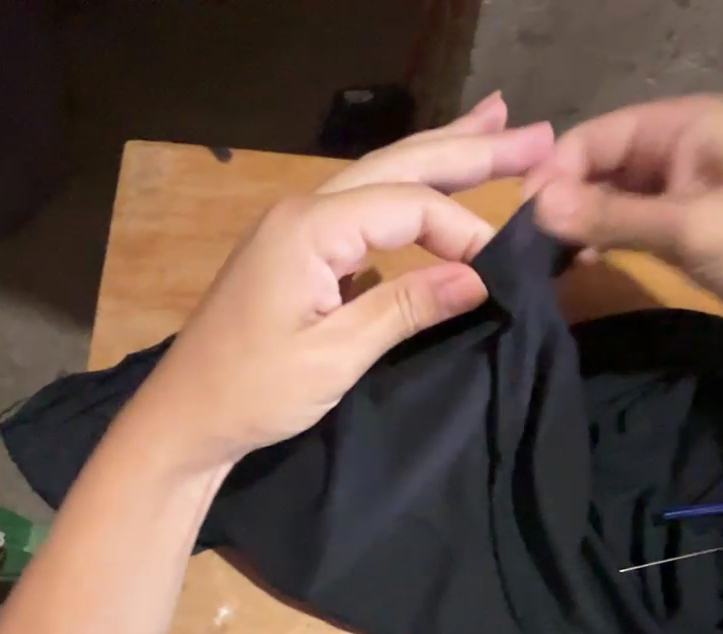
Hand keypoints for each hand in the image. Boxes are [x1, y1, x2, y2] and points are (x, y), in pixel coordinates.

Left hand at [126, 93, 552, 472]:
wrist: (185, 417)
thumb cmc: (252, 392)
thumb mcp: (335, 356)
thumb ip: (404, 308)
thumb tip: (477, 279)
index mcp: (310, 227)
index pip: (408, 206)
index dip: (463, 231)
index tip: (503, 269)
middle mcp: (302, 210)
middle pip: (397, 165)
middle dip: (468, 148)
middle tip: (536, 135)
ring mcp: (294, 228)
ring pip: (378, 177)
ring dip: (439, 156)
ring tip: (496, 128)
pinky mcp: (294, 252)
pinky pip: (361, 209)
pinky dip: (405, 194)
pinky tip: (430, 188)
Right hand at [526, 96, 722, 335]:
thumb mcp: (689, 226)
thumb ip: (612, 216)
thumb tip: (536, 207)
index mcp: (682, 125)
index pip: (594, 138)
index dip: (554, 175)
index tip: (523, 223)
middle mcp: (675, 146)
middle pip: (596, 165)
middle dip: (562, 201)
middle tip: (527, 249)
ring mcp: (678, 187)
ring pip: (607, 197)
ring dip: (578, 224)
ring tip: (544, 261)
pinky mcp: (681, 224)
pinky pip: (625, 223)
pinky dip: (600, 241)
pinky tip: (576, 266)